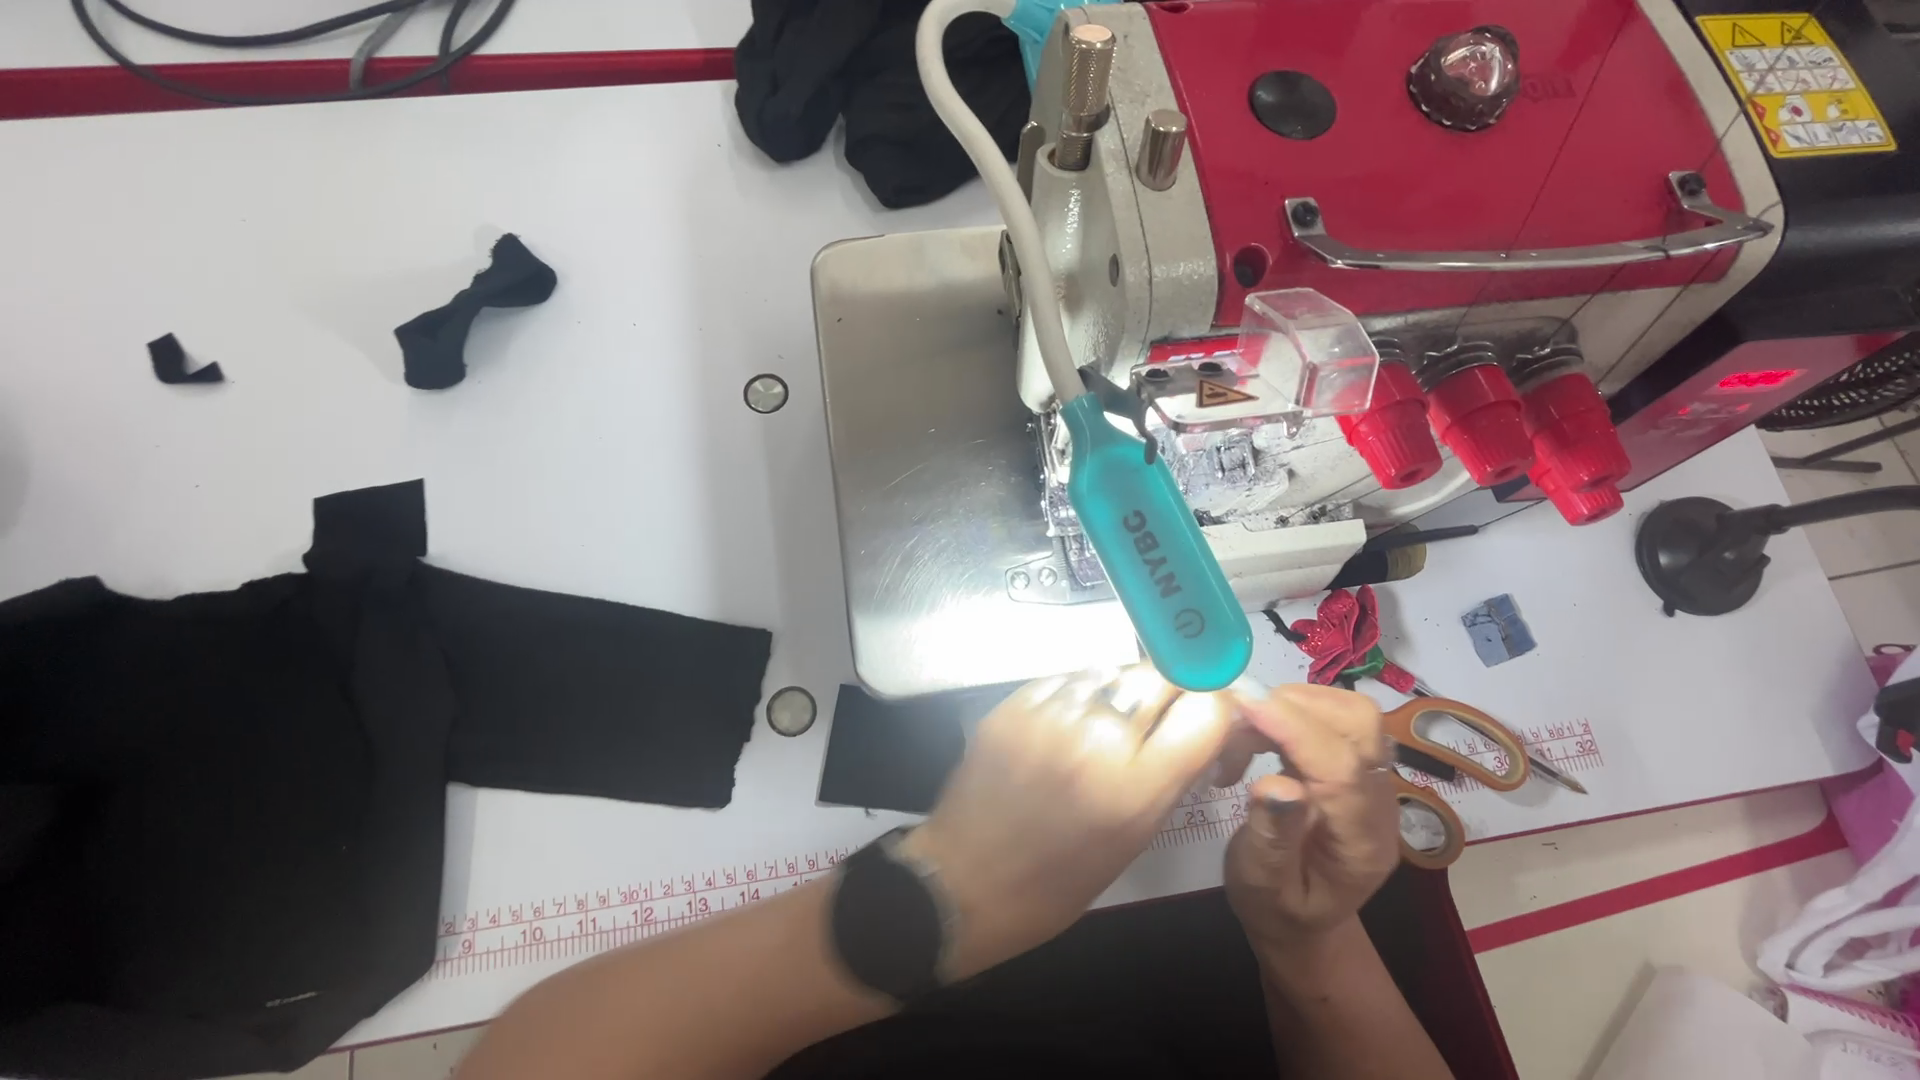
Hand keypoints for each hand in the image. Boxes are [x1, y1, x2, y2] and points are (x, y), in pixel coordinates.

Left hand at [899, 664, 1235, 977]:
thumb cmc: (1056, 882)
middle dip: (1175, 689)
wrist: (963, 880)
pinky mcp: (1012, 704)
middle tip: (1165, 714)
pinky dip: (1082, 692)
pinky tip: (1074, 719)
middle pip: (1161, 675)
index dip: (1216, 707)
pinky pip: (1067, 678)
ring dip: (1126, 689)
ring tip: (1116, 718)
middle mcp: (1097, 737)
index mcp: (1135, 786)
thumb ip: (1172, 778)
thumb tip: (1202, 730)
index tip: (1208, 719)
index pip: (1206, 708)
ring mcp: (1050, 715)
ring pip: (1113, 669)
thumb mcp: (1133, 841)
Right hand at [1223, 684, 1399, 952]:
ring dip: (1291, 704)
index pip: (1341, 767)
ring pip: (1349, 711)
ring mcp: (1370, 780)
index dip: (1293, 727)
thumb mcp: (1262, 884)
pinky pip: (1332, 717)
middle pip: (1361, 724)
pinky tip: (1259, 735)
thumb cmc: (1277, 907)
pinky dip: (1291, 710)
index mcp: (1361, 841)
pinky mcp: (1352, 764)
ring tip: (1244, 734)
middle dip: (1296, 705)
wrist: (1302, 920)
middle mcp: (1378, 802)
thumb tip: (1277, 784)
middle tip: (1239, 722)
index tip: (1242, 705)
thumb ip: (1272, 837)